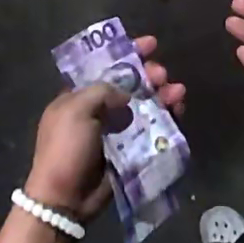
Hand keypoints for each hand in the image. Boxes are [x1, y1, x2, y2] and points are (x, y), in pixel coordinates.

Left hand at [25, 35, 184, 218]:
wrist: (65, 198)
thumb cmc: (65, 148)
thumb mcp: (76, 110)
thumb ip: (103, 91)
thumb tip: (127, 94)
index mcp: (79, 96)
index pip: (106, 66)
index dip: (128, 53)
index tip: (151, 43)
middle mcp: (99, 109)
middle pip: (131, 84)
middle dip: (150, 75)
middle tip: (162, 75)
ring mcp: (116, 131)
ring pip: (146, 105)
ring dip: (162, 95)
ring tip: (177, 92)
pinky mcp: (131, 151)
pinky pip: (153, 129)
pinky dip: (166, 118)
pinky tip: (178, 110)